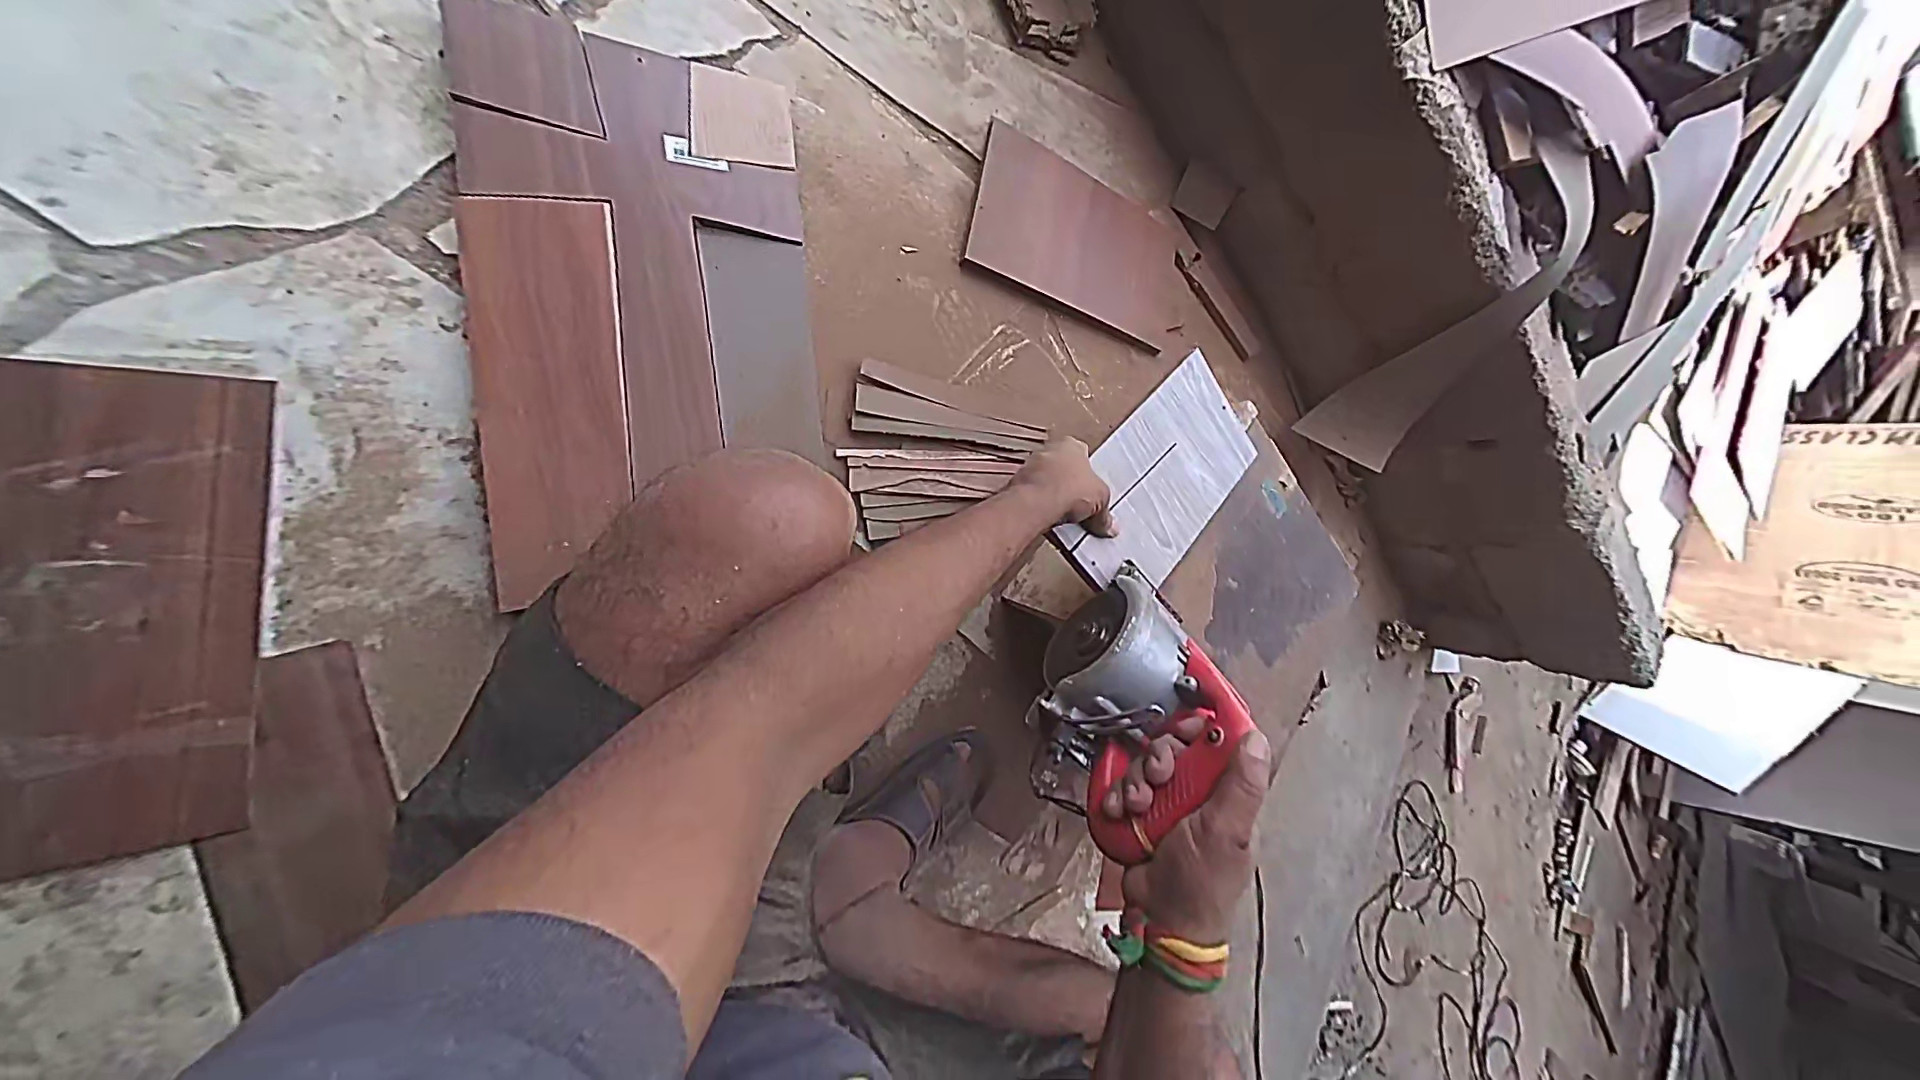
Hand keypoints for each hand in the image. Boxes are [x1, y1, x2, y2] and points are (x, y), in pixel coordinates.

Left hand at [1013, 437, 1115, 536]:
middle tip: (1075, 502)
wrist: (1036, 502)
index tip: (1089, 488)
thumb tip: (1110, 527)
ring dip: (1049, 491)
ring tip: (1059, 512)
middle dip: (1067, 482)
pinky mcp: (1015, 482)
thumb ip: (1105, 513)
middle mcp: (1048, 449)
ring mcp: (1029, 464)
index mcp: (1071, 444)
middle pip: (1061, 466)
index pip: (1083, 454)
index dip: (1087, 473)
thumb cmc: (1069, 489)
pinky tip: (1043, 514)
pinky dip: (1036, 501)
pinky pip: (1030, 492)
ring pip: (1044, 478)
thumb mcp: (1100, 501)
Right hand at [1108, 727, 1271, 943]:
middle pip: (1172, 746)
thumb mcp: (1226, 831)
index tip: (1184, 729)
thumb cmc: (1202, 883)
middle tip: (1158, 777)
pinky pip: (1122, 785)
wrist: (1159, 919)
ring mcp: (1164, 801)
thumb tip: (1257, 739)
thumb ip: (1242, 786)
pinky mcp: (1137, 811)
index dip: (1198, 728)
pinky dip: (1117, 795)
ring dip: (1136, 780)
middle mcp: (1195, 791)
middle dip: (1159, 757)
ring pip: (1144, 764)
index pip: (1214, 741)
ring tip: (1137, 805)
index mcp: (1224, 791)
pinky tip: (1121, 812)